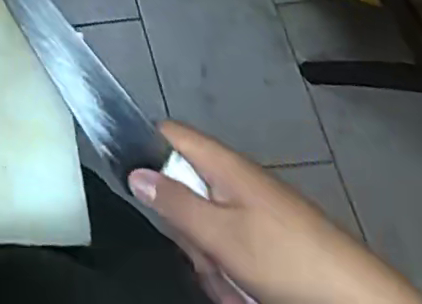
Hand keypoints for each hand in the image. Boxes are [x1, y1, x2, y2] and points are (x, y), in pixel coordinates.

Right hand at [131, 122, 421, 303]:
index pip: (168, 133)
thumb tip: (134, 173)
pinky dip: (232, 268)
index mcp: (222, 163)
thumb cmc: (288, 259)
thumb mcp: (222, 235)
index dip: (146, 150)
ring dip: (208, 254)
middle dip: (183, 224)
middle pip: (182, 185)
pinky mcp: (272, 239)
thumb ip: (175, 203)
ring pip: (205, 222)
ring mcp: (256, 209)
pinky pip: (231, 244)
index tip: (141, 186)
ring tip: (231, 279)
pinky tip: (247, 290)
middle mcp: (236, 178)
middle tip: (201, 249)